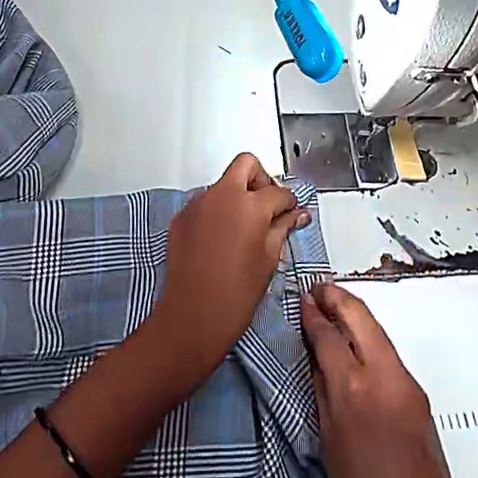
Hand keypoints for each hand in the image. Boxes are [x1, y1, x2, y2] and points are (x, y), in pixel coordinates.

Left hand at [146, 152, 309, 379]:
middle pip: (246, 164)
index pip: (278, 190)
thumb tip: (294, 215)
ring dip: (236, 196)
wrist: (193, 314)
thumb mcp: (269, 260)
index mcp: (250, 205)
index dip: (288, 203)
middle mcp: (222, 195)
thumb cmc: (235, 294)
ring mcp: (198, 203)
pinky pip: (204, 203)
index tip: (289, 212)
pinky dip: (217, 212)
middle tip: (266, 205)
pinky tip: (222, 240)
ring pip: (223, 184)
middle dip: (260, 179)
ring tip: (244, 229)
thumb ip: (282, 228)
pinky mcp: (182, 216)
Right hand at [302, 282, 457, 477]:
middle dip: (336, 297)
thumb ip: (321, 387)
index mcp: (354, 388)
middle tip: (319, 290)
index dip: (311, 313)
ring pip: (377, 329)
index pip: (327, 333)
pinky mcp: (420, 394)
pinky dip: (369, 337)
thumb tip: (316, 355)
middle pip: (359, 315)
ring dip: (354, 314)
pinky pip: (390, 351)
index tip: (303, 302)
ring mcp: (407, 383)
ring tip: (333, 309)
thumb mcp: (327, 436)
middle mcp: (385, 377)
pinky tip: (355, 342)